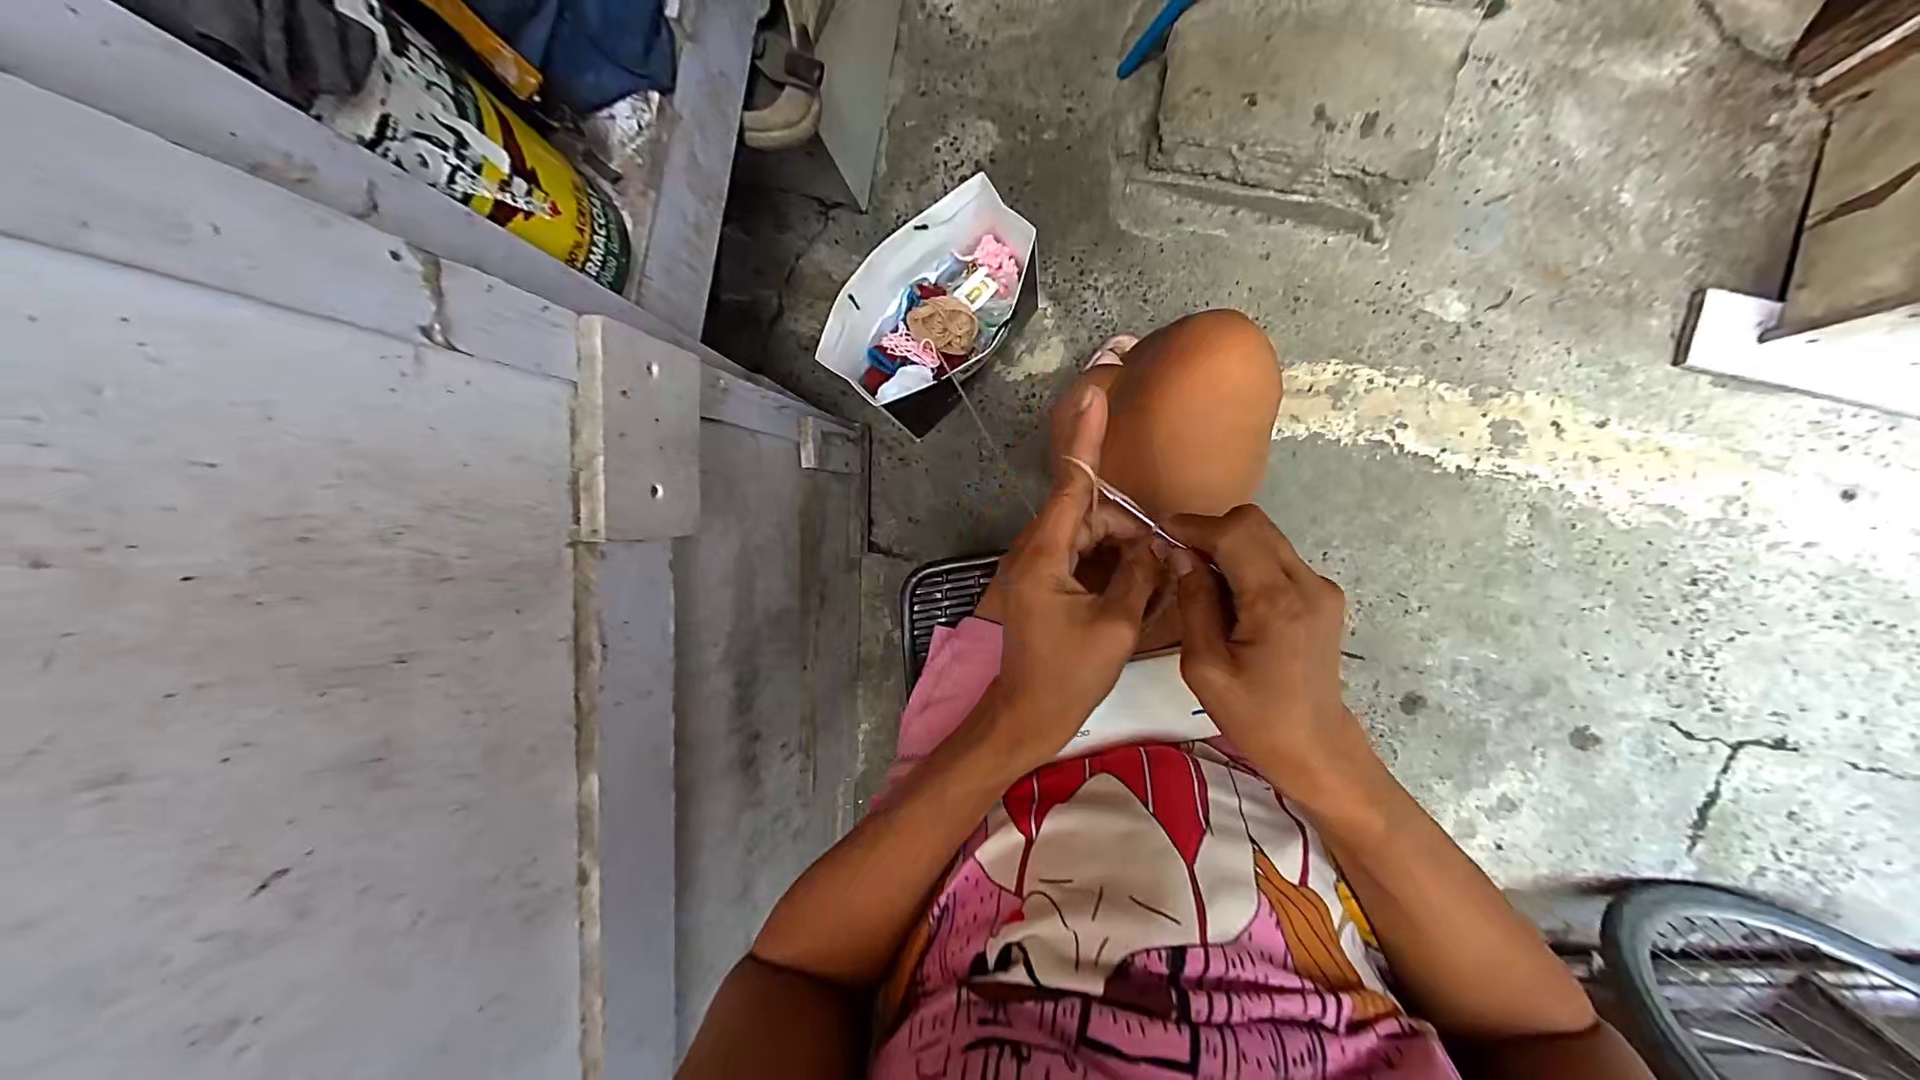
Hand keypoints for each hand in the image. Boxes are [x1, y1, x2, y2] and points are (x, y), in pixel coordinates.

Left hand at [976, 384, 1165, 769]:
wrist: (1027, 714)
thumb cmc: (1069, 676)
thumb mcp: (1116, 626)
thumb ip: (1139, 575)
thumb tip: (1157, 546)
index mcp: (1044, 554)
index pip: (1073, 484)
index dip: (1087, 438)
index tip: (1095, 395)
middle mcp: (1034, 550)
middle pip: (1087, 511)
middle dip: (1126, 527)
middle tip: (1161, 560)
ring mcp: (1035, 566)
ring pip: (1086, 534)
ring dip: (1120, 548)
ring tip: (1150, 577)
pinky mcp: (1042, 581)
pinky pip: (1079, 555)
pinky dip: (1107, 563)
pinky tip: (1133, 584)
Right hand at [1165, 505, 1376, 801]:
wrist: (1315, 746)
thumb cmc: (1254, 716)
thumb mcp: (1204, 666)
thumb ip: (1193, 603)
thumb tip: (1180, 555)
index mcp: (1276, 603)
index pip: (1235, 534)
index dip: (1194, 526)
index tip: (1162, 533)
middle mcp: (1307, 584)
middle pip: (1254, 524)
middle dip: (1211, 531)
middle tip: (1180, 557)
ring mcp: (1321, 588)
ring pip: (1266, 537)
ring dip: (1229, 546)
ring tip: (1201, 579)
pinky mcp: (1322, 596)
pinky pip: (1276, 558)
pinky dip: (1246, 562)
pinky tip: (1229, 596)